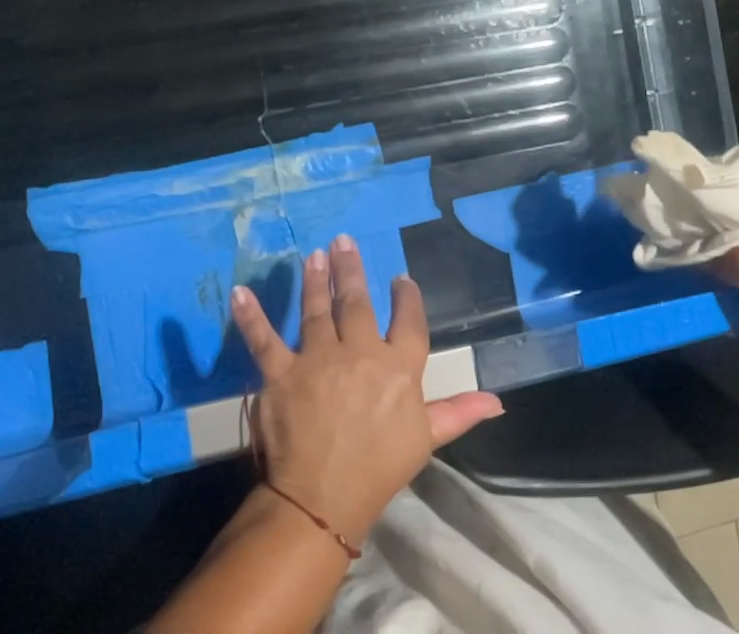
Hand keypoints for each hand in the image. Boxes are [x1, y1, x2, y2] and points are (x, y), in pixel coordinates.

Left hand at [231, 235, 504, 545]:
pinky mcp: (281, 373)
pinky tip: (240, 292)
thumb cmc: (380, 468)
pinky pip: (263, 339)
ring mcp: (318, 359)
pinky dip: (250, 316)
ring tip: (313, 255)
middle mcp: (360, 352)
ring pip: (315, 310)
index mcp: (399, 367)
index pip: (408, 321)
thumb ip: (458, 412)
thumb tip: (498, 401)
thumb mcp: (426, 439)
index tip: (400, 278)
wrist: (324, 497)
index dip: (406, 297)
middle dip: (350, 270)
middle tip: (343, 241)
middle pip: (356, 303)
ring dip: (314, 280)